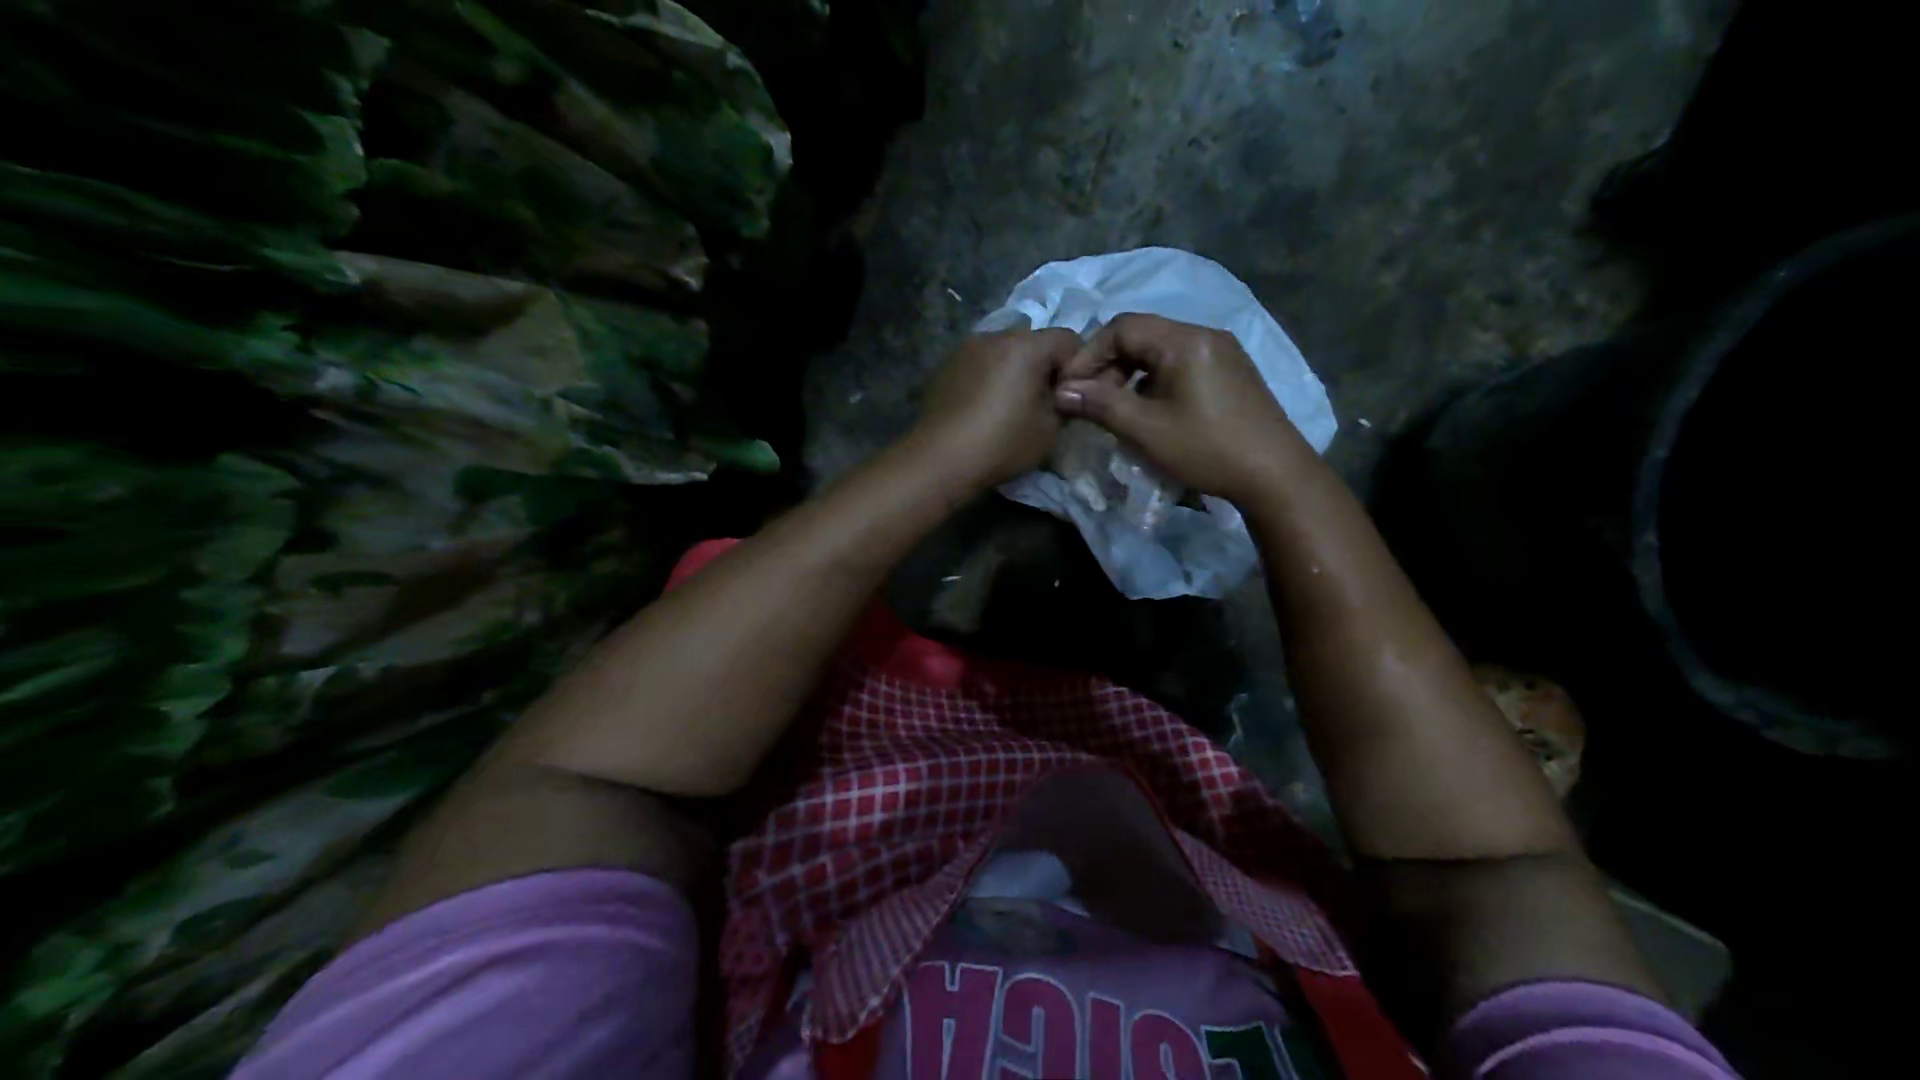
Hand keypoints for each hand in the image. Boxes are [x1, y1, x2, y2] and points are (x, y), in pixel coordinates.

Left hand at [913, 327, 1080, 486]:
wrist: (940, 460)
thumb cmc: (1001, 444)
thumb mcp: (1049, 429)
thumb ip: (1064, 402)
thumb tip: (1063, 392)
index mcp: (1025, 346)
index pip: (1068, 339)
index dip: (1077, 366)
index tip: (1069, 396)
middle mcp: (994, 336)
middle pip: (1033, 341)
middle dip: (1043, 366)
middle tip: (1041, 402)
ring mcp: (965, 349)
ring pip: (1003, 350)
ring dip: (1014, 369)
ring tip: (1009, 404)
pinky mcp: (945, 366)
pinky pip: (979, 363)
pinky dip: (988, 376)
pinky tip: (982, 407)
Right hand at [1055, 314, 1301, 501]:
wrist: (1275, 475)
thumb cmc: (1207, 449)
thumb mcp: (1146, 429)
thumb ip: (1100, 404)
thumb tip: (1061, 391)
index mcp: (1185, 340)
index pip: (1123, 327)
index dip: (1089, 354)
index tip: (1070, 387)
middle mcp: (1205, 335)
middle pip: (1142, 335)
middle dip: (1108, 365)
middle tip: (1090, 401)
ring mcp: (1222, 352)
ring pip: (1160, 351)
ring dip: (1130, 374)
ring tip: (1115, 409)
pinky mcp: (1230, 372)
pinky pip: (1180, 364)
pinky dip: (1153, 381)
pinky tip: (1148, 411)